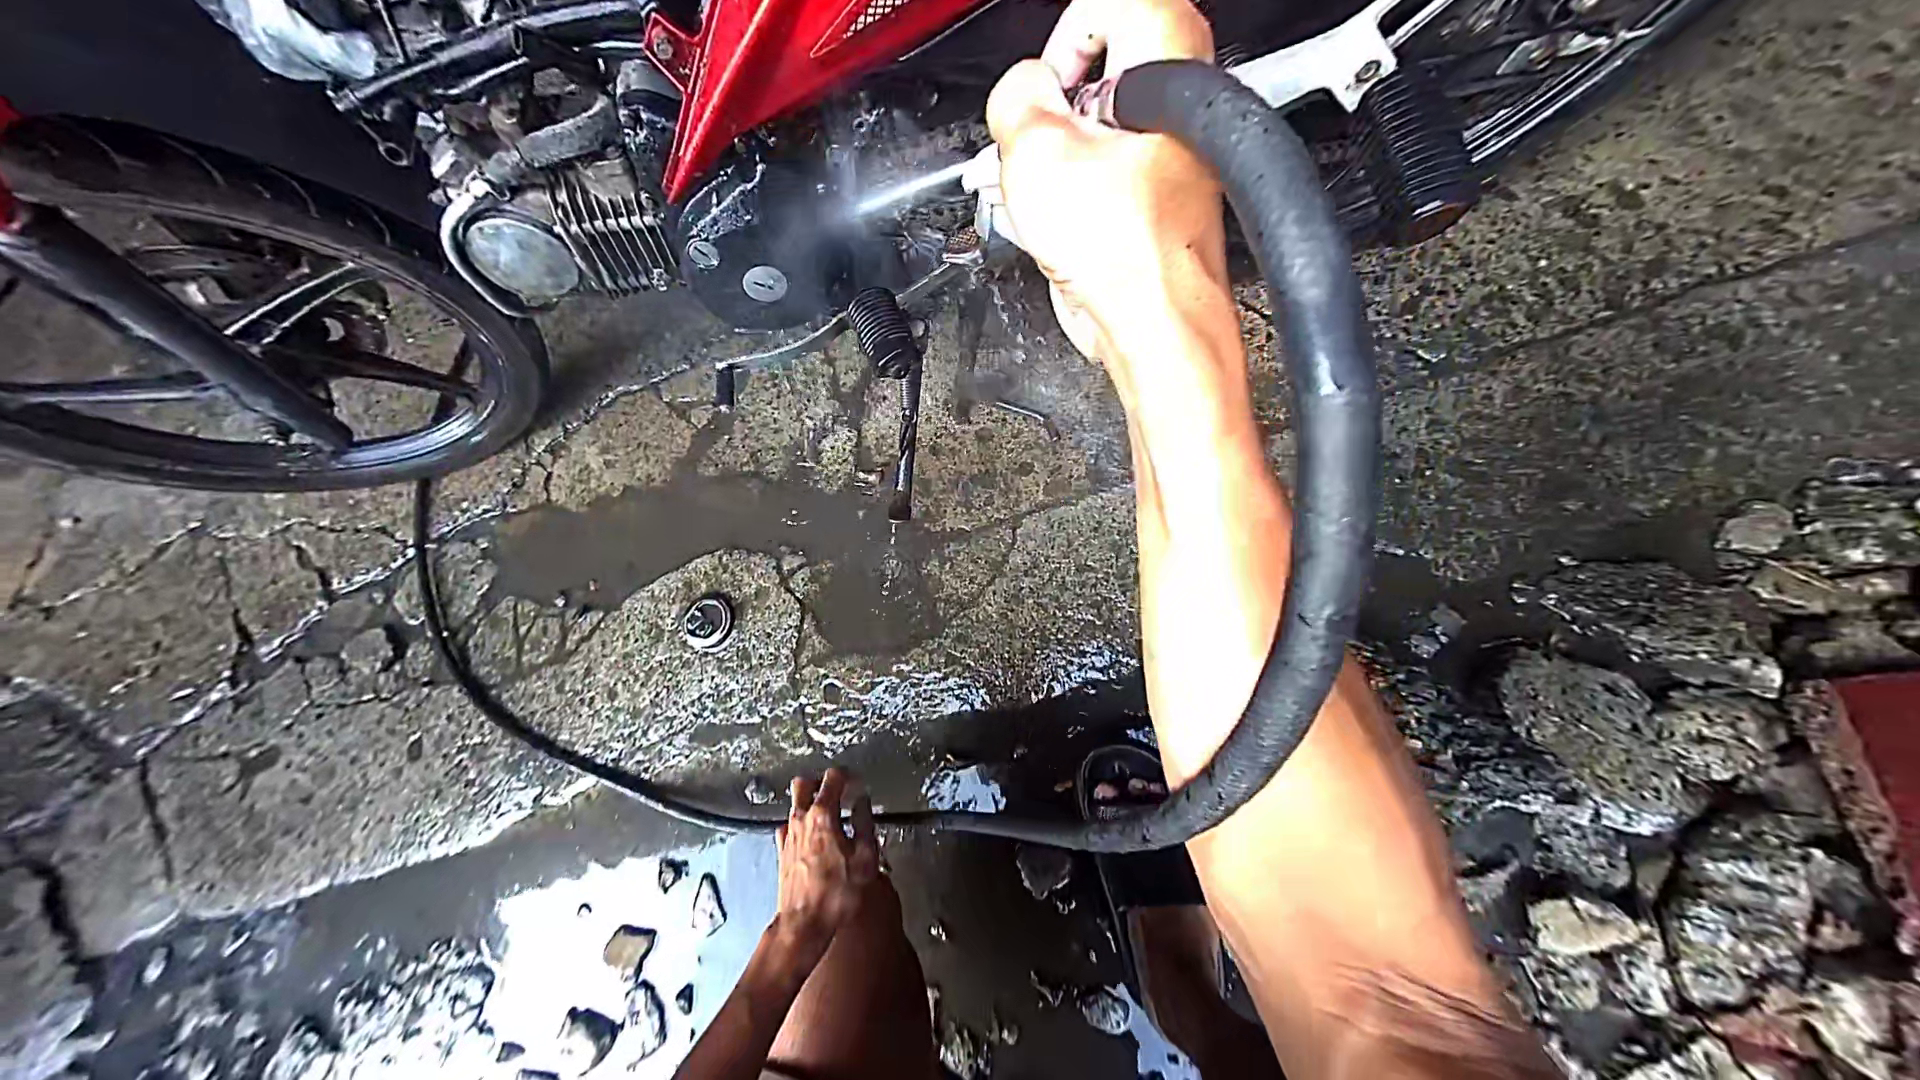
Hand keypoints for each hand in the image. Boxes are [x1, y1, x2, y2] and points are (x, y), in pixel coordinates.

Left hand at [772, 768, 878, 957]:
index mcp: (823, 816)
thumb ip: (865, 825)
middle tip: (837, 791)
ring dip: (810, 803)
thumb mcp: (865, 859)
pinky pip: (789, 827)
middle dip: (821, 782)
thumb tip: (863, 804)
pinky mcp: (782, 852)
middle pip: (804, 783)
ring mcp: (789, 835)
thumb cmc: (835, 895)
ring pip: (795, 804)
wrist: (803, 925)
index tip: (855, 783)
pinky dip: (801, 825)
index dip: (847, 776)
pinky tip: (813, 837)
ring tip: (829, 815)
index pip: (832, 778)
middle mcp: (802, 820)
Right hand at [986, 0, 1224, 376]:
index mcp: (1166, 65)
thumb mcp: (1036, 155)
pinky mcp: (1150, 203)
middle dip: (1048, 114)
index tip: (1043, 92)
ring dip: (1053, 161)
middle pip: (1095, 72)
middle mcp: (1176, 108)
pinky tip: (1055, 224)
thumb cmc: (1124, 257)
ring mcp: (1166, 159)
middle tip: (1029, 150)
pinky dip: (1070, 194)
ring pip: (1093, 133)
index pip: (1107, 1)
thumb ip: (1014, 97)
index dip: (1060, 44)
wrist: (1150, 326)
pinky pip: (1099, 178)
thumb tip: (1017, 92)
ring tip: (1037, 199)